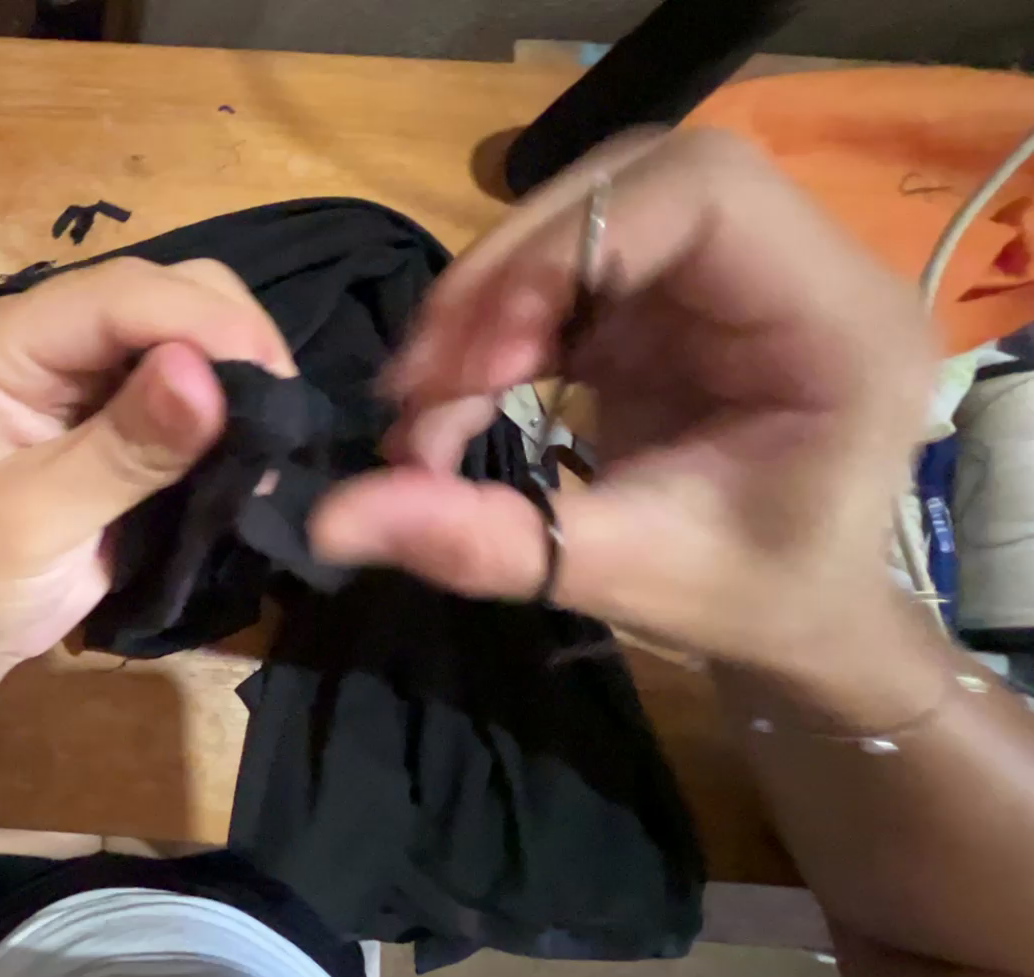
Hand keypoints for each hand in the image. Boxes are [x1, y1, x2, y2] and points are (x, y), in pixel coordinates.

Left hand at [0, 257, 295, 662]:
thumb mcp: (37, 517)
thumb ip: (119, 450)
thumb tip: (203, 378)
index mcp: (10, 342)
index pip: (118, 296)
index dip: (200, 323)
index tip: (270, 380)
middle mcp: (55, 336)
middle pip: (167, 291)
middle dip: (232, 339)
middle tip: (280, 416)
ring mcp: (95, 370)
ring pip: (195, 327)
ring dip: (243, 370)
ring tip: (273, 437)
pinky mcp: (128, 409)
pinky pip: (201, 380)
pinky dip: (236, 403)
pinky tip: (256, 445)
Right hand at [309, 130, 942, 675]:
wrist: (783, 606)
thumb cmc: (740, 594)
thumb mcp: (611, 576)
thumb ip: (478, 542)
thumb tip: (331, 520)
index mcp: (825, 320)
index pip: (695, 193)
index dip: (560, 258)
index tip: (480, 369)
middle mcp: (777, 268)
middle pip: (611, 191)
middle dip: (496, 284)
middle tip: (424, 388)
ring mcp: (705, 278)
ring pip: (565, 225)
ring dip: (474, 309)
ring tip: (427, 404)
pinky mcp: (648, 302)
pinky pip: (544, 277)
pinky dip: (479, 331)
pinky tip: (453, 396)